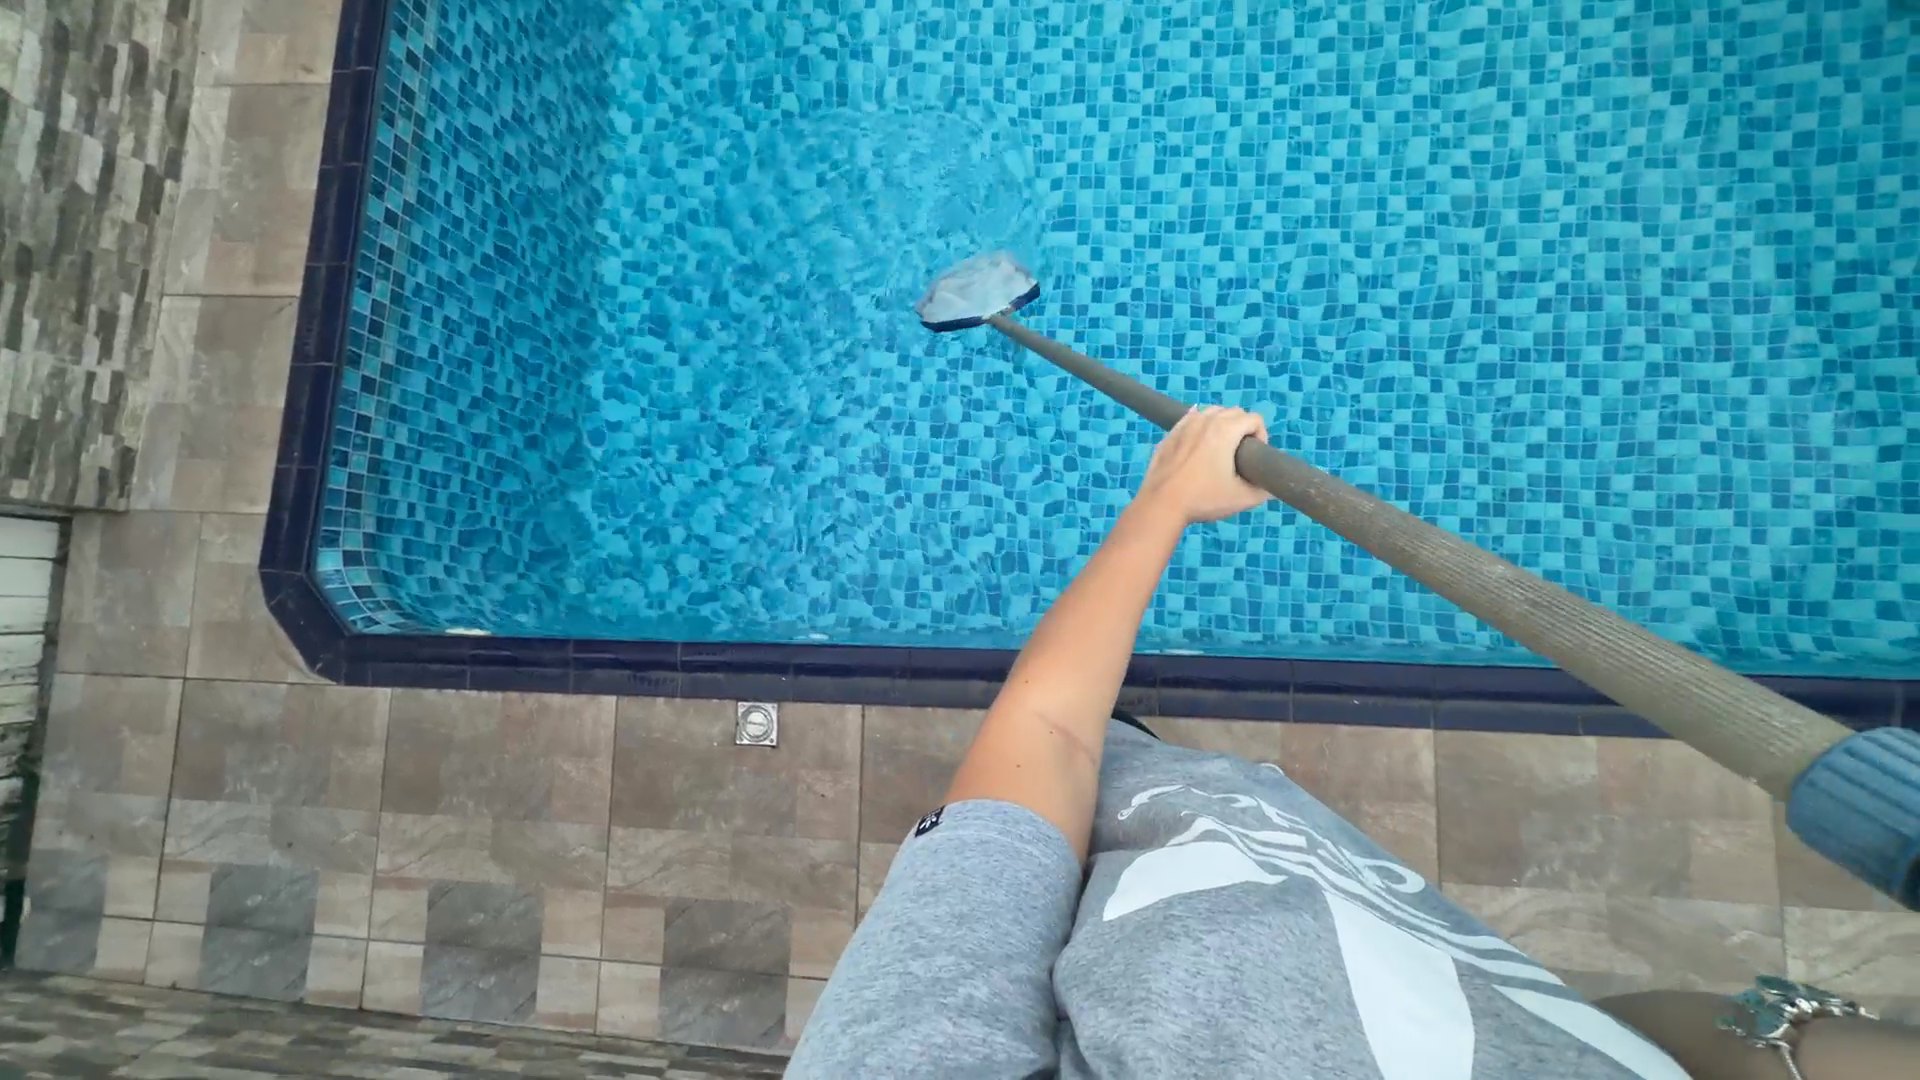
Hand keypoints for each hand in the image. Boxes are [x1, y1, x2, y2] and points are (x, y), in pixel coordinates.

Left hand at [1133, 405, 1271, 526]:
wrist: (1162, 504)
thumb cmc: (1203, 499)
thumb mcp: (1242, 498)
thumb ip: (1264, 489)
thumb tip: (1270, 487)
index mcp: (1225, 430)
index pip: (1254, 419)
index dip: (1261, 436)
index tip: (1254, 457)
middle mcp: (1205, 420)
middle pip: (1233, 412)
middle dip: (1242, 428)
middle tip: (1239, 454)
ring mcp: (1184, 425)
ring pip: (1210, 412)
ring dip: (1221, 424)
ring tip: (1220, 448)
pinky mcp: (1169, 435)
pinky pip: (1189, 419)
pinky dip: (1199, 425)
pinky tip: (1199, 437)